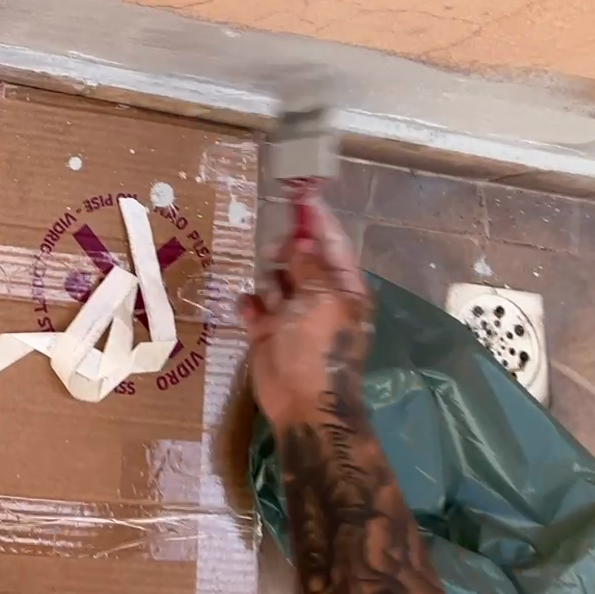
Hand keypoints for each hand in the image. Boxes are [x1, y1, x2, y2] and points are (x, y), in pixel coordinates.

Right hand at [239, 187, 370, 428]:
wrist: (302, 402)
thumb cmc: (318, 349)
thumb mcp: (319, 301)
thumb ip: (308, 267)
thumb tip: (302, 241)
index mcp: (342, 287)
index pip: (329, 242)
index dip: (315, 217)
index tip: (302, 191)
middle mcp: (319, 295)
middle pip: (298, 256)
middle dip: (285, 252)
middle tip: (277, 256)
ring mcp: (292, 313)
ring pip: (273, 277)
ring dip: (267, 281)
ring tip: (270, 298)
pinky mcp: (268, 329)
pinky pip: (254, 304)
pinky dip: (252, 306)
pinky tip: (253, 315)